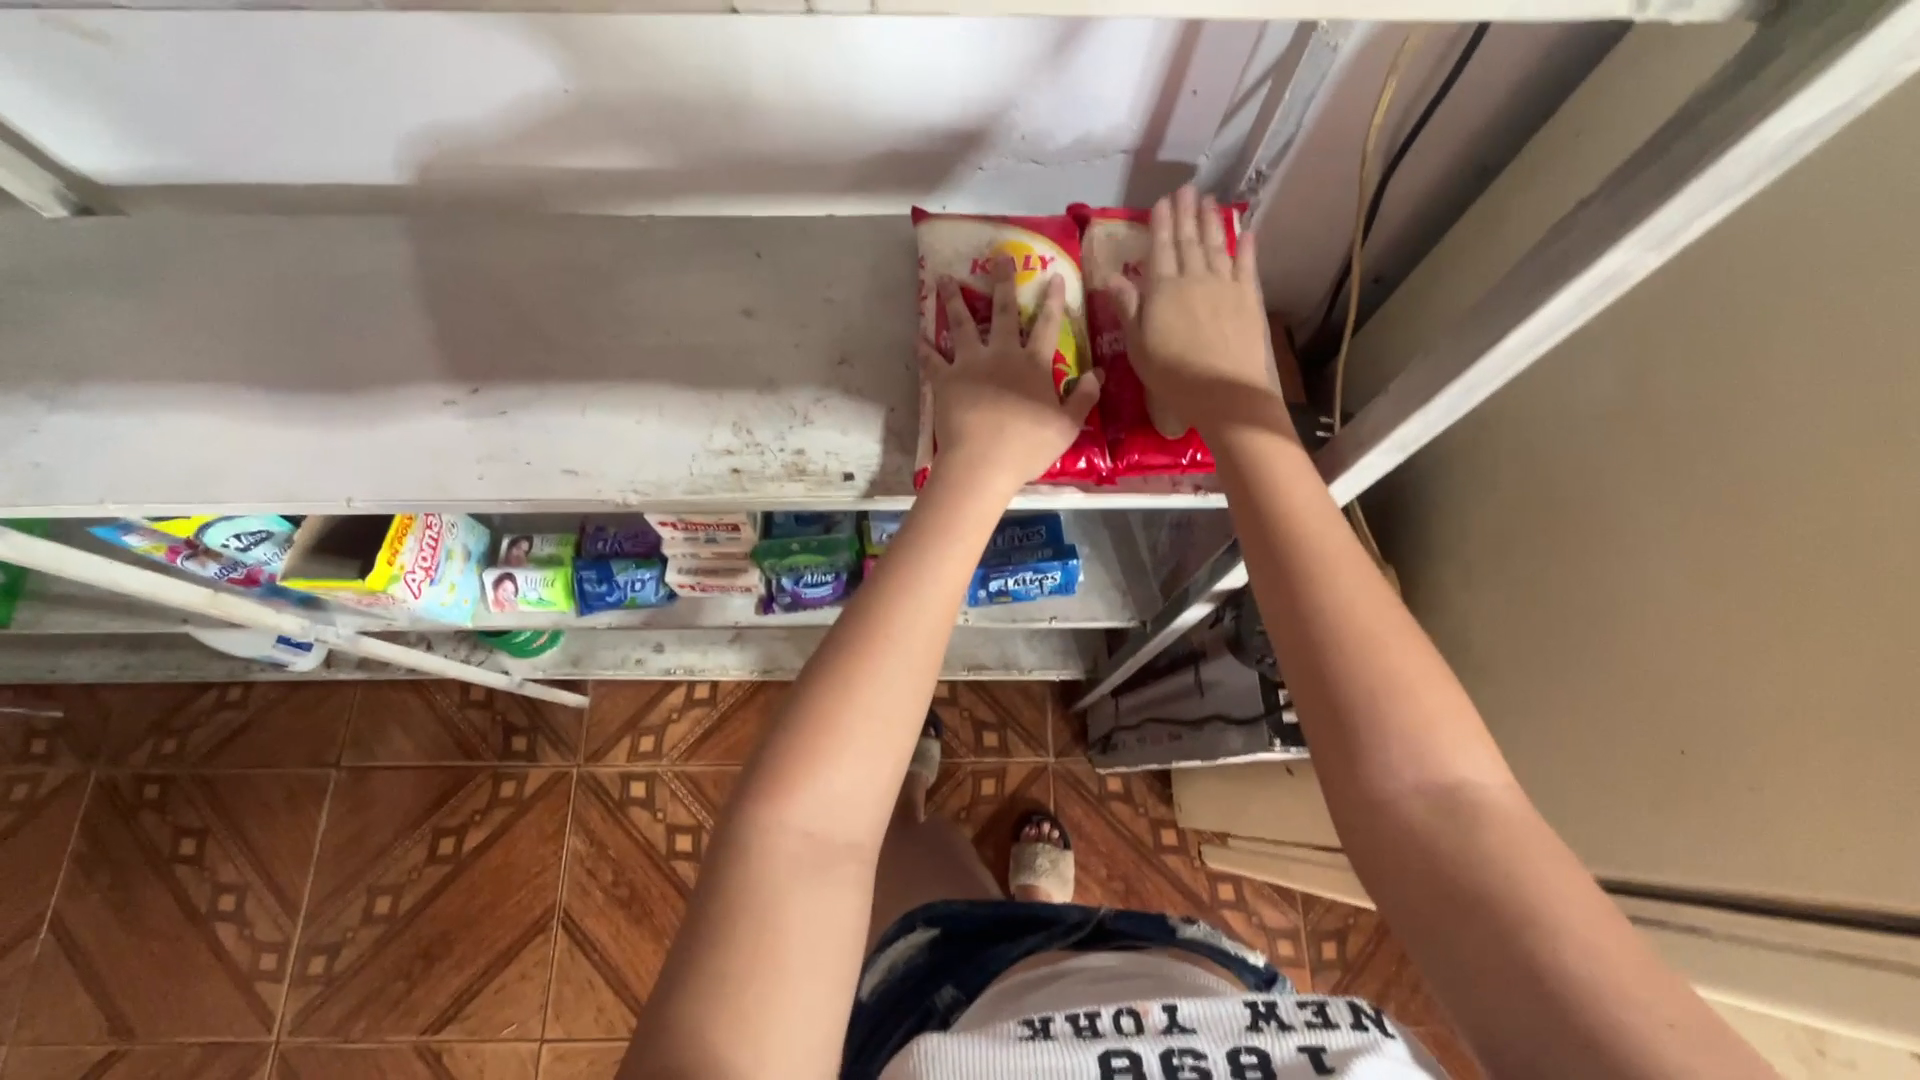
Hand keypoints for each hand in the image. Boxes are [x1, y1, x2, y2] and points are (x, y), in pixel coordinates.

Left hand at [919, 257, 1101, 490]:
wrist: (982, 461)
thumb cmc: (1028, 446)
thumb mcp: (1067, 426)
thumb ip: (1083, 398)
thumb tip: (1097, 373)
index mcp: (1033, 364)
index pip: (1047, 325)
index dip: (1052, 300)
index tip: (1053, 276)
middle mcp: (1001, 355)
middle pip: (1002, 312)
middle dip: (1003, 283)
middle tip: (999, 258)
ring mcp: (970, 364)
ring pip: (962, 324)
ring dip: (953, 299)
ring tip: (943, 278)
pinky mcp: (945, 380)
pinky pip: (932, 360)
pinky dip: (925, 349)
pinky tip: (919, 337)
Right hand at [1107, 186, 1281, 433]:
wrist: (1224, 392)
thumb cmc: (1171, 374)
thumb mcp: (1137, 345)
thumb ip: (1127, 307)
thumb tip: (1110, 276)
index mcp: (1162, 290)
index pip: (1160, 248)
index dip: (1161, 223)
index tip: (1161, 201)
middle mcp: (1193, 278)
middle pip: (1188, 241)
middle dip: (1186, 213)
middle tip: (1186, 189)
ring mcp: (1224, 285)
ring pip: (1216, 246)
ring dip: (1212, 222)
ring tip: (1209, 201)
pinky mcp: (1249, 298)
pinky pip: (1247, 265)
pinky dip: (1245, 247)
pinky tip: (1245, 231)